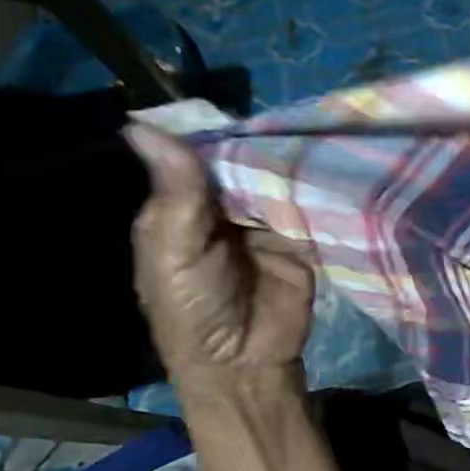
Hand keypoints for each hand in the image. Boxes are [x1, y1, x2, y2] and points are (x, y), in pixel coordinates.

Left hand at [126, 123, 313, 393]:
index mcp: (181, 206)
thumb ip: (174, 194)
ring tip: (313, 129)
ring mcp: (264, 219)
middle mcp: (222, 206)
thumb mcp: (174, 253)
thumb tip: (140, 127)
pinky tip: (329, 163)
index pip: (195, 155)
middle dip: (258, 142)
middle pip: (240, 160)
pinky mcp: (300, 235)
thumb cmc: (194, 312)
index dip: (212, 131)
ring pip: (275, 177)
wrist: (247, 364)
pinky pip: (307, 204)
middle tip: (286, 116)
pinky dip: (314, 187)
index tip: (236, 106)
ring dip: (289, 161)